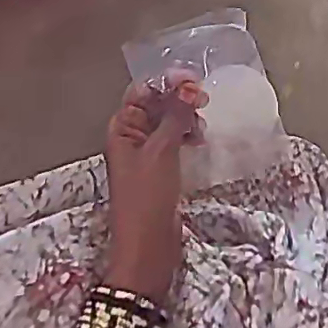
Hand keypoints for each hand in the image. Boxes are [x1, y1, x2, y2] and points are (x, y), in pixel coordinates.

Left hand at [102, 77, 205, 298]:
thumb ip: (175, 115)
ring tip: (202, 126)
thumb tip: (188, 86)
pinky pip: (175, 137)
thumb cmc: (147, 196)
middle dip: (180, 97)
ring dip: (186, 116)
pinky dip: (187, 133)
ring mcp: (147, 151)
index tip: (195, 80)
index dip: (167, 81)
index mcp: (122, 127)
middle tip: (204, 100)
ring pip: (168, 119)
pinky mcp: (161, 165)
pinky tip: (199, 139)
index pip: (143, 90)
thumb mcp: (162, 151)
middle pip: (156, 102)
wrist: (148, 247)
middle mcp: (132, 135)